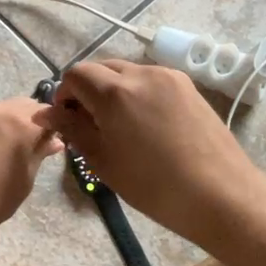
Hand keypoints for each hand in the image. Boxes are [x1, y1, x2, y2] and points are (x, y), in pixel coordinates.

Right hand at [33, 60, 259, 230]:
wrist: (221, 195)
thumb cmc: (154, 185)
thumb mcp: (102, 160)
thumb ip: (72, 129)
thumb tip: (44, 114)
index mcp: (114, 92)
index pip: (75, 74)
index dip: (64, 95)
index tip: (67, 121)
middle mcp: (141, 74)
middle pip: (100, 69)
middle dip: (87, 90)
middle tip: (89, 125)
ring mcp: (169, 77)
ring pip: (126, 73)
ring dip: (112, 91)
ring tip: (119, 126)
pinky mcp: (188, 87)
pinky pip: (150, 81)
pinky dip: (137, 94)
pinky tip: (145, 125)